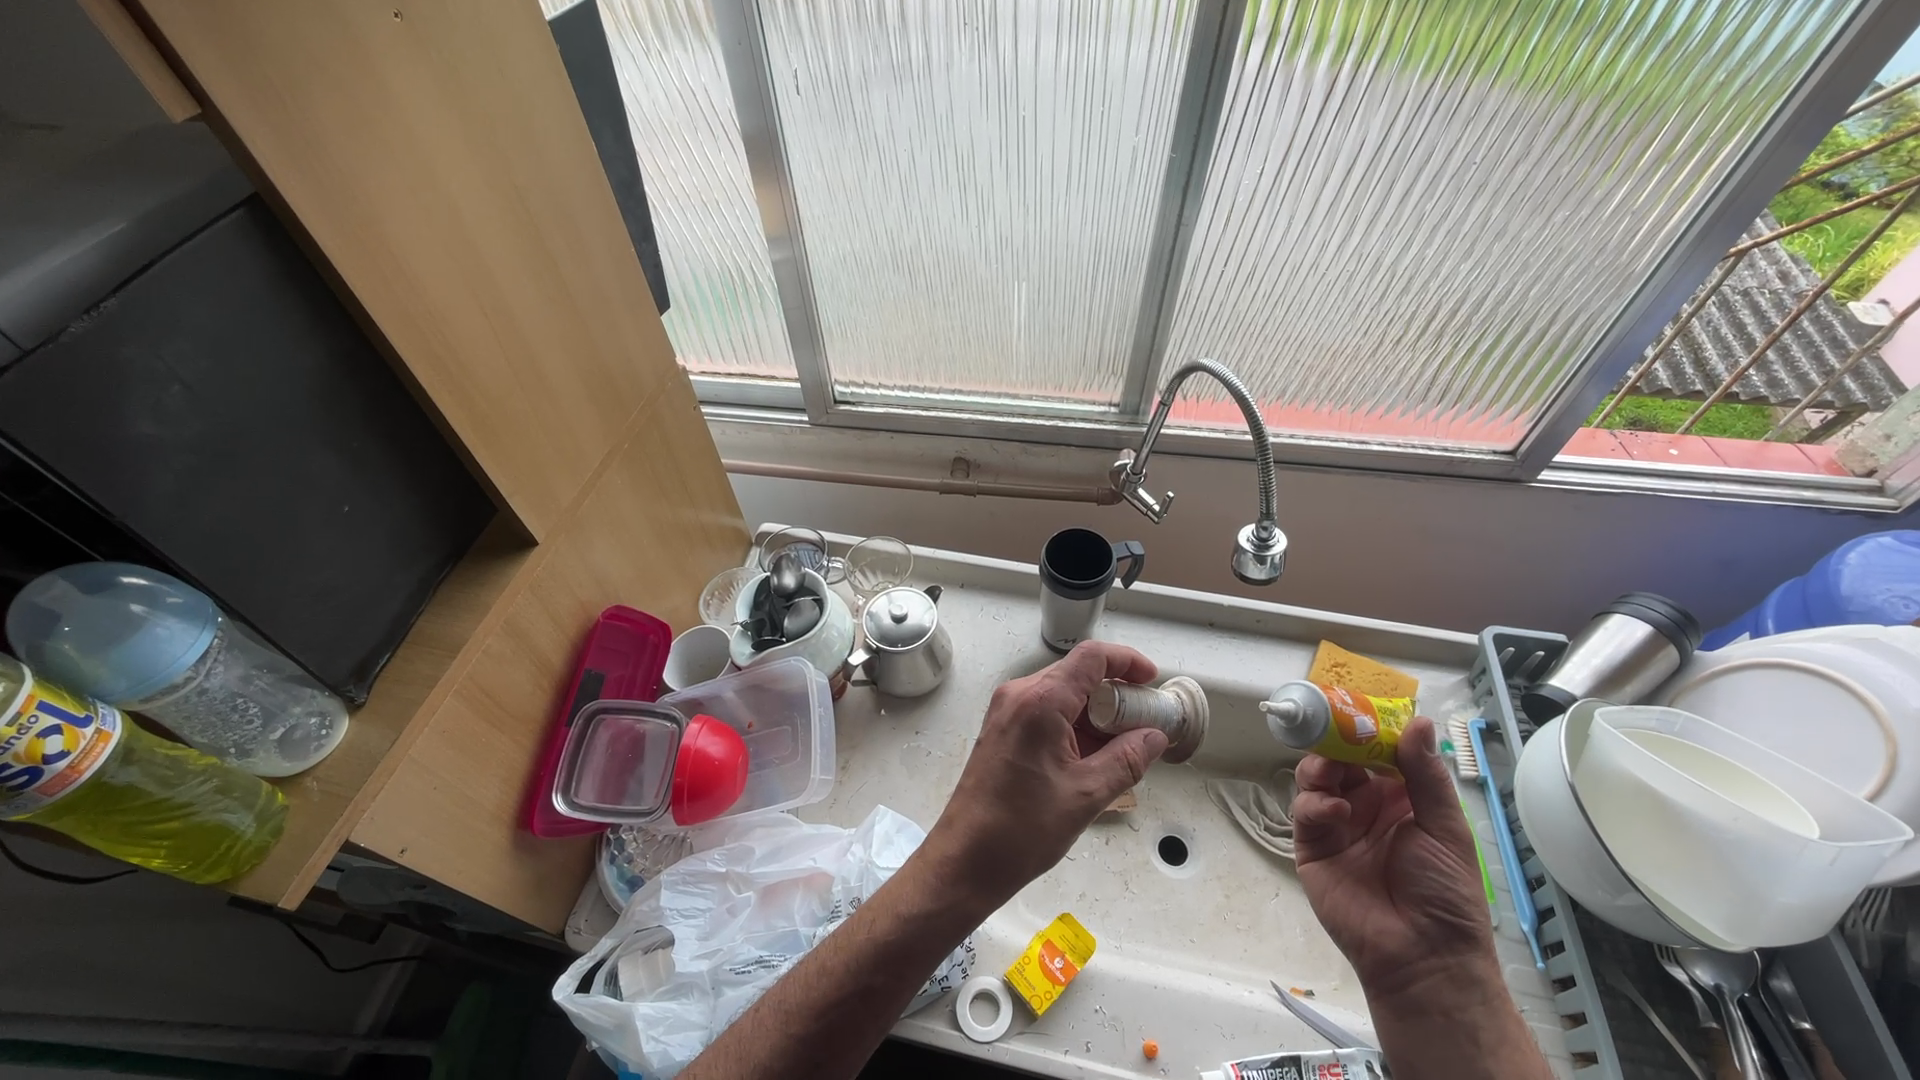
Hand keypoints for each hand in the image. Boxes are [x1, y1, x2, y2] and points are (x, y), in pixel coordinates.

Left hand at [920, 642, 1169, 910]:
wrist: (965, 860)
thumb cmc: (1022, 829)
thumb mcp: (1086, 794)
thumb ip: (1127, 760)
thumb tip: (1155, 737)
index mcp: (1040, 702)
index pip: (1091, 657)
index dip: (1127, 661)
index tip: (1152, 682)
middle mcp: (1019, 696)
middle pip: (1077, 674)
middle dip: (1116, 693)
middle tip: (1145, 723)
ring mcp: (1006, 712)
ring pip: (1062, 694)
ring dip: (1095, 712)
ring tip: (1124, 747)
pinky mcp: (1001, 731)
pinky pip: (1045, 712)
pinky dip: (1073, 725)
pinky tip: (1092, 757)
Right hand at [1290, 717, 1494, 998]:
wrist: (1423, 955)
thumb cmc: (1445, 893)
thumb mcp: (1445, 827)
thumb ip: (1425, 775)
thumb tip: (1418, 721)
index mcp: (1400, 799)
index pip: (1378, 753)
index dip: (1368, 730)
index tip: (1361, 706)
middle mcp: (1364, 806)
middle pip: (1340, 759)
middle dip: (1336, 742)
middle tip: (1335, 728)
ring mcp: (1336, 825)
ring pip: (1316, 779)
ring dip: (1321, 766)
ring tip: (1331, 769)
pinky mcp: (1312, 847)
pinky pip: (1306, 813)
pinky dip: (1316, 804)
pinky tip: (1336, 811)